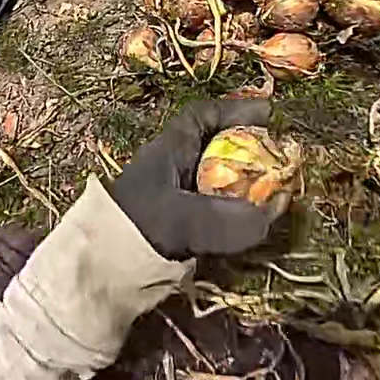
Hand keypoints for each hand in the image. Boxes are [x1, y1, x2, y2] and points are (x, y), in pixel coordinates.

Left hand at [110, 98, 282, 258]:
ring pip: (216, 177)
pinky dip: (237, 210)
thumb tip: (272, 213)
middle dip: (248, 146)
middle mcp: (172, 166)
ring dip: (245, 180)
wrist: (99, 269)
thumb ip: (224, 219)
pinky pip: (215, 207)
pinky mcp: (177, 224)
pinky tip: (255, 220)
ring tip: (275, 187)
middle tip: (279, 155)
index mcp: (169, 150)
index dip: (235, 110)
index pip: (202, 116)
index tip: (267, 114)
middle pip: (214, 144)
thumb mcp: (178, 219)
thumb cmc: (135, 229)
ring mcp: (174, 195)